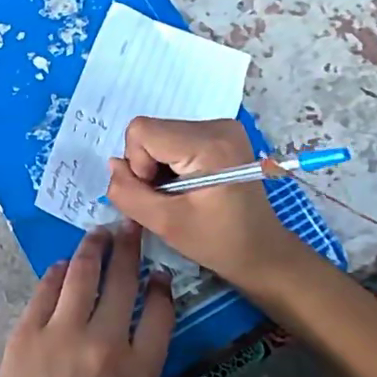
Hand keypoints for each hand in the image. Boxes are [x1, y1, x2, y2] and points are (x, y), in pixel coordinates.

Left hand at [0, 224, 171, 376]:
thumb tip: (145, 342)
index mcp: (139, 373)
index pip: (160, 312)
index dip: (162, 287)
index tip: (160, 274)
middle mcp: (104, 343)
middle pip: (122, 281)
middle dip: (129, 249)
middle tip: (130, 228)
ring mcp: (61, 332)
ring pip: (83, 274)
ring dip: (93, 248)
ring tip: (100, 232)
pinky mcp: (26, 331)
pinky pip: (47, 290)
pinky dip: (59, 273)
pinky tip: (64, 265)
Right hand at [105, 117, 321, 298]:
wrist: (262, 251)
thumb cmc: (217, 242)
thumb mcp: (163, 224)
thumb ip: (127, 192)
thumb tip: (114, 165)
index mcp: (209, 143)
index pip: (141, 131)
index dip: (137, 164)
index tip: (159, 193)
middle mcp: (217, 125)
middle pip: (149, 131)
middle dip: (146, 165)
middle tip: (168, 198)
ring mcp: (221, 127)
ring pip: (158, 135)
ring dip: (156, 166)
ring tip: (177, 194)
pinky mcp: (220, 135)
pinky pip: (172, 138)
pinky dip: (168, 163)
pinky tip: (185, 186)